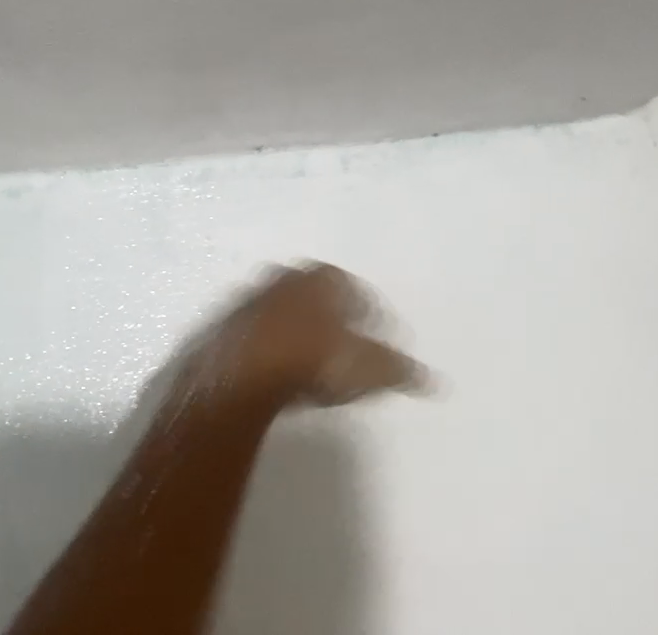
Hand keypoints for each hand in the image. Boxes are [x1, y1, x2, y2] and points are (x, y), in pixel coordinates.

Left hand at [188, 261, 430, 408]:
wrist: (242, 373)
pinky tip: (279, 375)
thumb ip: (398, 370)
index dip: (368, 315)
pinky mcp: (226, 325)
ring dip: (297, 334)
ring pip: (283, 313)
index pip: (354, 289)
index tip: (376, 341)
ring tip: (311, 369)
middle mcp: (285, 277)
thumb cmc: (314, 360)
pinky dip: (270, 349)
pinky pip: (257, 334)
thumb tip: (432, 381)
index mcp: (322, 278)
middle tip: (344, 354)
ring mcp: (251, 298)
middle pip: (315, 297)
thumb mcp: (368, 369)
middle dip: (330, 321)